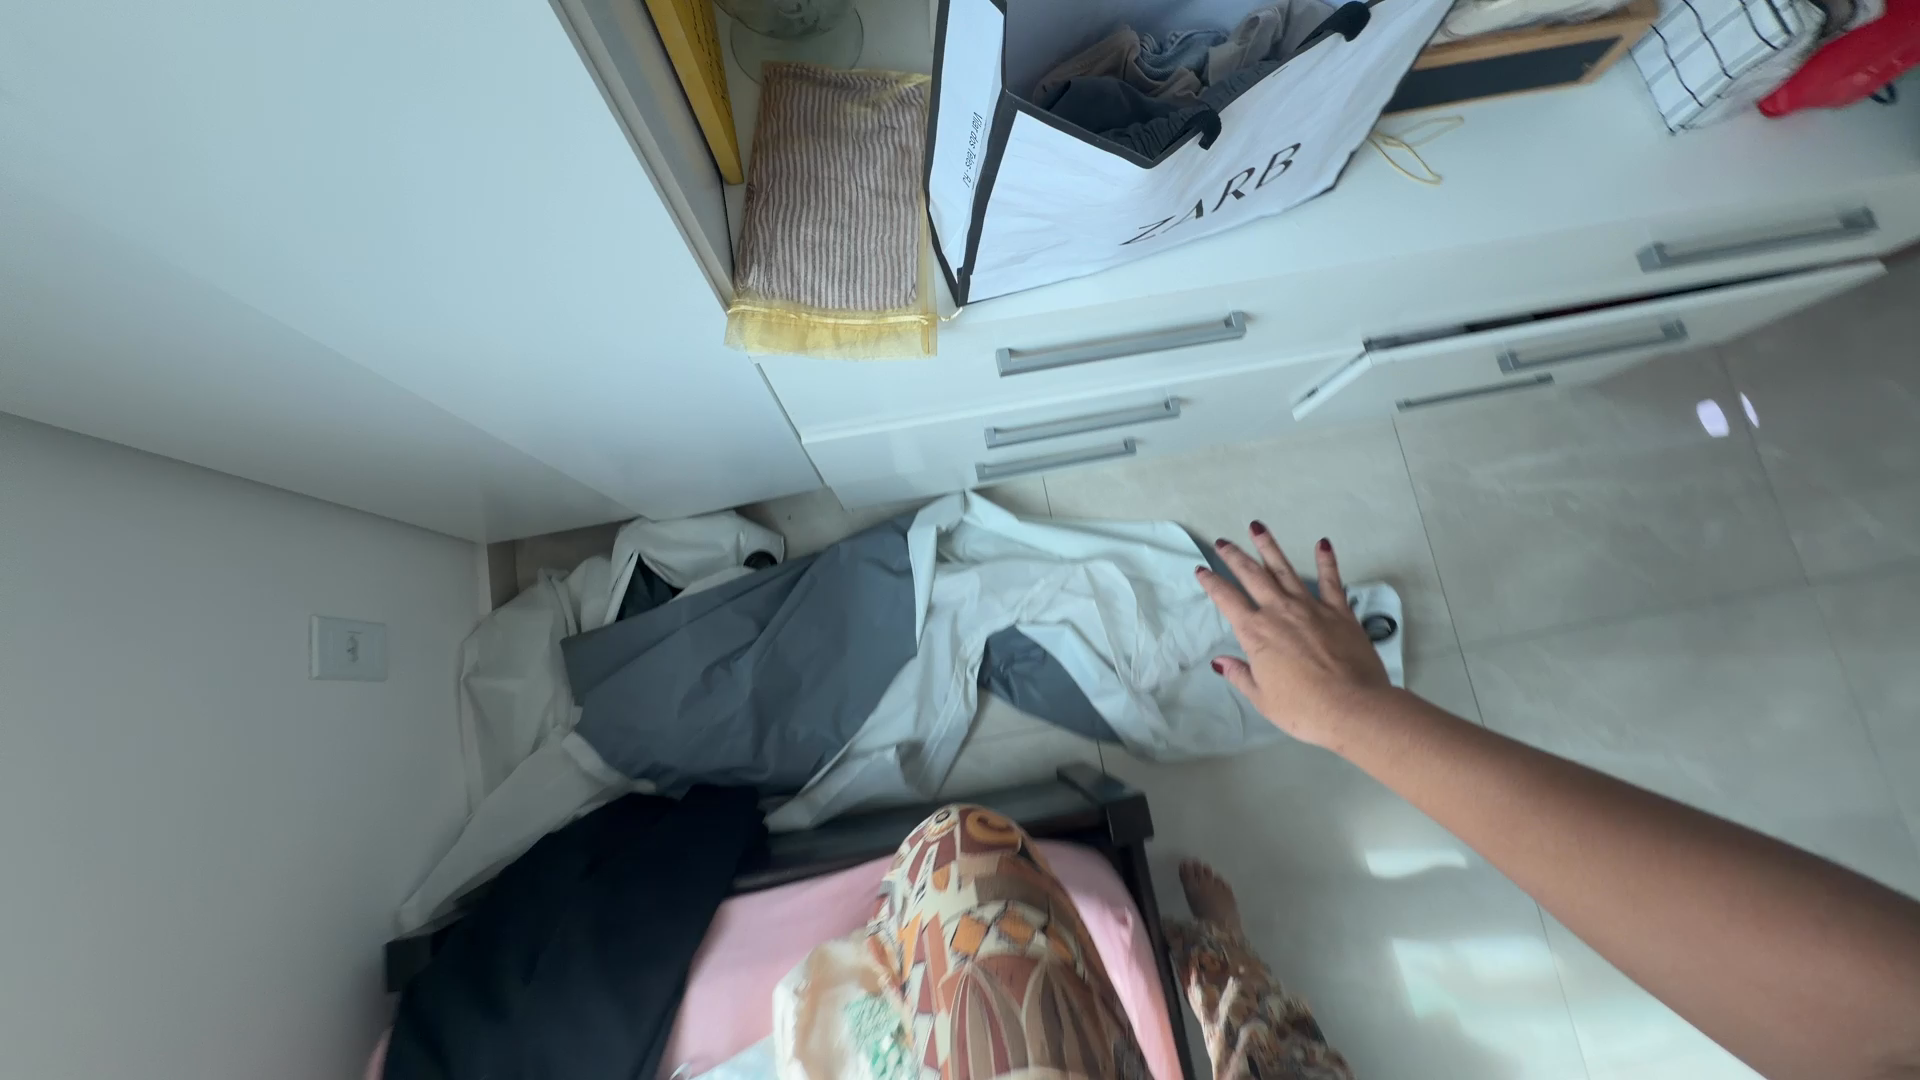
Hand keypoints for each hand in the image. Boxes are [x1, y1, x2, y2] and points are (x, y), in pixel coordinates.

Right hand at [1196, 523, 1391, 748]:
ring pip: (1284, 569)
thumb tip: (1219, 661)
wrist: (1354, 708)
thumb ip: (1240, 675)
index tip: (1201, 570)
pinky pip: (1331, 581)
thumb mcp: (1262, 698)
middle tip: (1223, 542)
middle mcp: (1278, 611)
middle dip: (1234, 557)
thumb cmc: (1303, 708)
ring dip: (1269, 547)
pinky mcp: (1339, 611)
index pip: (1226, 599)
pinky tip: (1323, 544)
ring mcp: (1310, 607)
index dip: (1211, 583)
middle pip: (1252, 576)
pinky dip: (1327, 561)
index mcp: (1255, 632)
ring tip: (1257, 527)